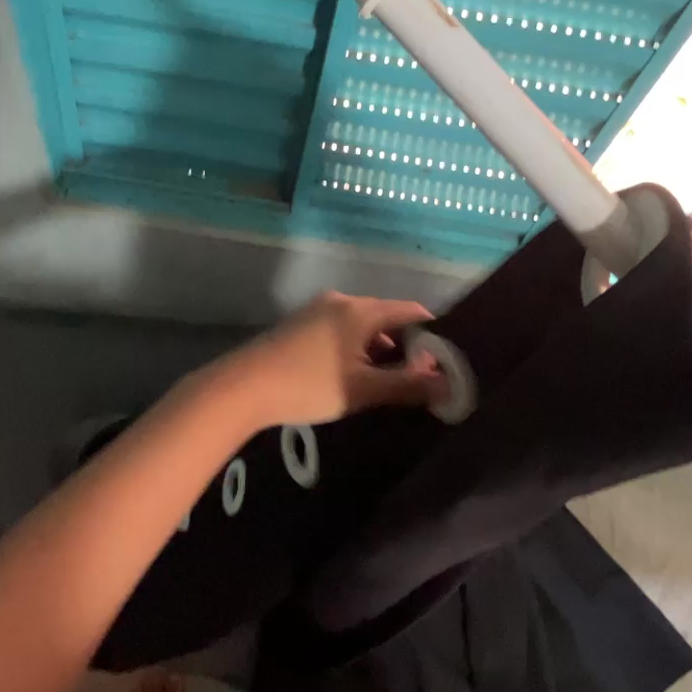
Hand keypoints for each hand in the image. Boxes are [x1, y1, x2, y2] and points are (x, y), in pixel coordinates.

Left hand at [197, 291, 443, 429]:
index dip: (434, 336)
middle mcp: (340, 301)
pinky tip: (355, 378)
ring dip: (379, 352)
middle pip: (387, 319)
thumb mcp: (364, 390)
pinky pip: (341, 332)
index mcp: (360, 309)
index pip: (412, 312)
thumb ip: (409, 386)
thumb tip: (449, 384)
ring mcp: (315, 312)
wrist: (242, 388)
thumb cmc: (308, 385)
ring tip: (391, 385)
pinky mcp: (299, 326)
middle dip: (407, 348)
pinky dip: (356, 351)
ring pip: (362, 328)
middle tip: (422, 380)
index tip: (447, 363)